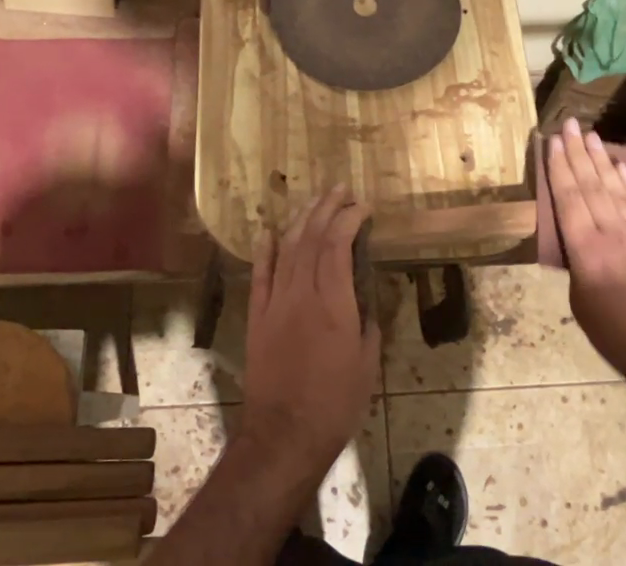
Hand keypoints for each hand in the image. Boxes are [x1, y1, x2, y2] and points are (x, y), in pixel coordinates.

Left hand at [239, 185, 380, 478]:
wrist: (282, 434)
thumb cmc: (335, 404)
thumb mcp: (367, 364)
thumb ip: (368, 323)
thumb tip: (367, 298)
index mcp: (333, 303)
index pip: (337, 244)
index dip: (349, 219)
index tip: (362, 206)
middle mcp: (301, 293)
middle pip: (310, 238)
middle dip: (325, 209)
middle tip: (339, 190)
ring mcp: (275, 303)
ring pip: (286, 249)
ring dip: (300, 221)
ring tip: (314, 203)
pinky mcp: (257, 317)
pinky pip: (259, 275)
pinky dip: (265, 251)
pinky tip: (268, 233)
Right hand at [551, 117, 625, 370]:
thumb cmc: (612, 331)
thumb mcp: (579, 299)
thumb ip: (576, 263)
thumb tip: (574, 241)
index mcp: (587, 250)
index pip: (569, 199)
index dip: (560, 168)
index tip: (553, 141)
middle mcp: (611, 233)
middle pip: (591, 185)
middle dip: (578, 153)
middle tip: (569, 124)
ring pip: (614, 188)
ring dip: (600, 159)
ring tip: (591, 135)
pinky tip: (621, 165)